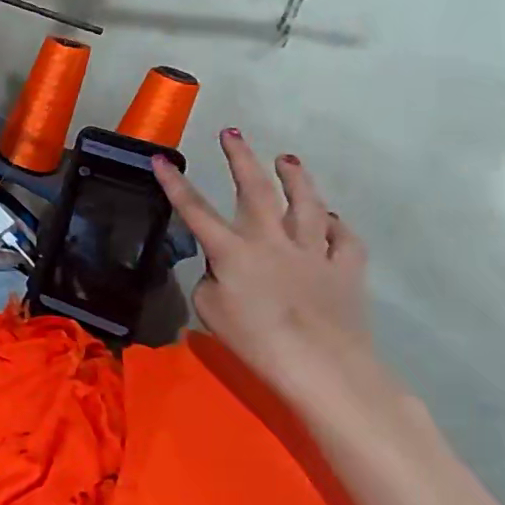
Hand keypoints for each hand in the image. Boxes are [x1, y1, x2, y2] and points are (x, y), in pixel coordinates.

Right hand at [152, 129, 371, 398]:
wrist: (326, 371)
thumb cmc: (255, 340)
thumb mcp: (210, 307)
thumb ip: (211, 277)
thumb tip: (221, 268)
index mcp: (231, 250)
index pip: (193, 208)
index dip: (172, 181)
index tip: (159, 157)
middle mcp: (271, 242)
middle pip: (255, 190)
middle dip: (240, 158)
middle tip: (232, 133)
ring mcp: (312, 255)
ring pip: (307, 206)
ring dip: (296, 179)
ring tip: (288, 159)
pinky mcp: (345, 273)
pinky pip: (345, 241)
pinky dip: (336, 225)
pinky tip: (329, 217)